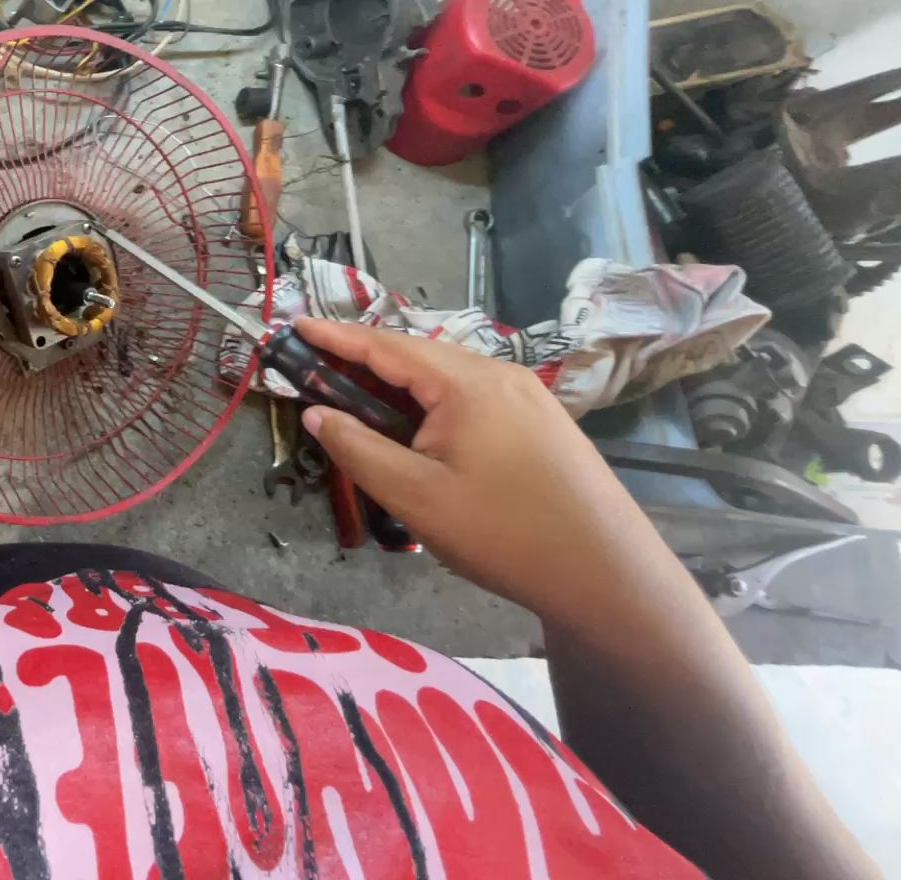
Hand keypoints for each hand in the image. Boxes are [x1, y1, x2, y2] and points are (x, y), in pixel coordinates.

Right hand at [293, 318, 680, 629]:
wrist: (611, 580)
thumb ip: (356, 447)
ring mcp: (526, 398)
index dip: (335, 336)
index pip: (386, 347)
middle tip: (313, 365)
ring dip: (393, 379)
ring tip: (351, 392)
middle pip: (416, 354)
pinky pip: (466, 394)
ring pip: (442, 374)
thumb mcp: (412, 494)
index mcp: (467, 384)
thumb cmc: (503, 533)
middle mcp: (500, 376)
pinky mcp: (538, 422)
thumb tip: (317, 413)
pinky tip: (408, 420)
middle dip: (361, 356)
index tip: (294, 326)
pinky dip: (423, 397)